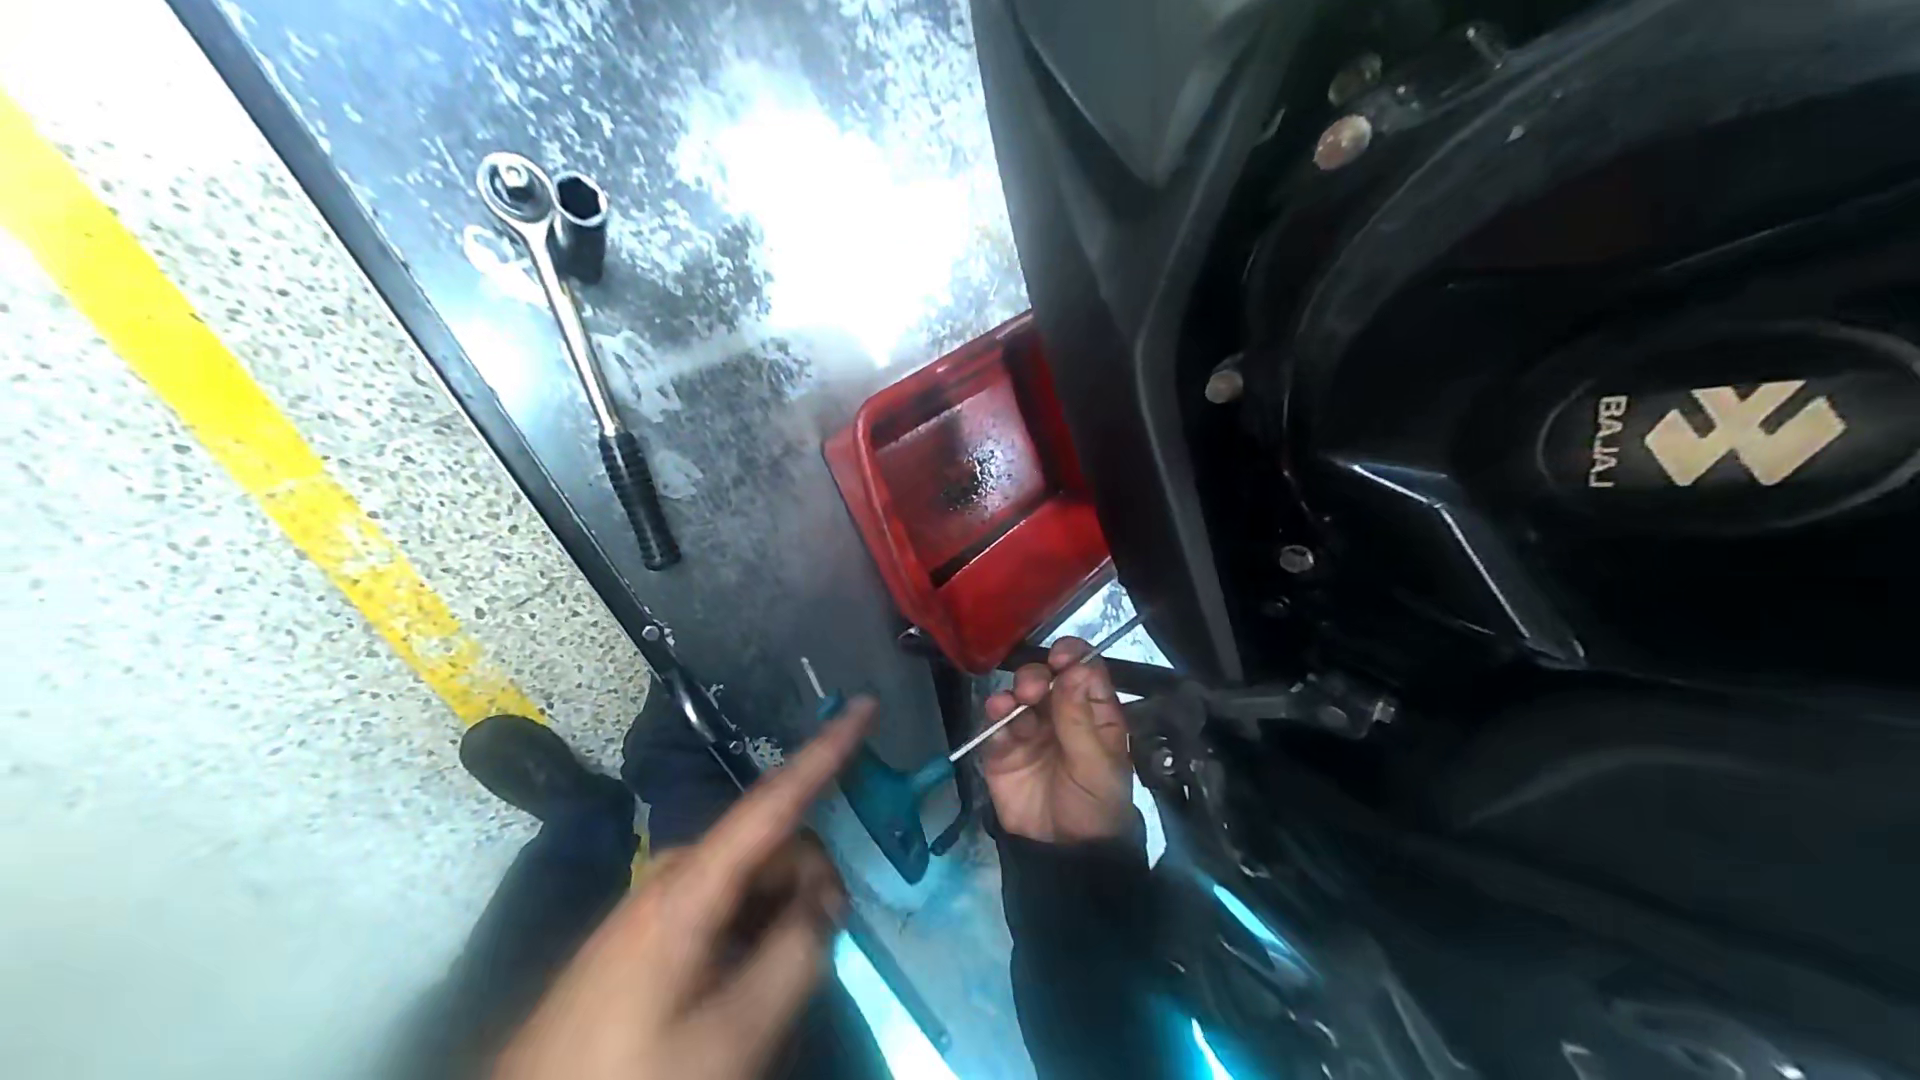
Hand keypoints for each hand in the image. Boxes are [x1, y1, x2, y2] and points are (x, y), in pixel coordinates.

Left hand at [492, 700, 874, 1079]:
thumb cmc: (636, 1078)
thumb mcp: (735, 1034)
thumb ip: (798, 954)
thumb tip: (825, 900)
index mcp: (693, 885)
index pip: (777, 799)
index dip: (828, 749)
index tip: (865, 705)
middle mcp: (677, 869)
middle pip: (774, 844)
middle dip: (812, 880)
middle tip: (822, 946)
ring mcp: (659, 893)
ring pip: (753, 874)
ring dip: (783, 909)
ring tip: (774, 979)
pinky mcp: (651, 921)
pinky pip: (727, 897)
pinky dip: (755, 922)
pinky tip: (745, 975)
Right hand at [980, 638, 1133, 843]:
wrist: (1061, 855)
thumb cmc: (1094, 805)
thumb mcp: (1097, 764)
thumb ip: (1080, 717)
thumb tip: (1077, 668)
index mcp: (1094, 714)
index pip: (1085, 673)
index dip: (1074, 658)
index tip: (1062, 653)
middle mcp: (1061, 714)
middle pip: (1048, 678)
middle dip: (1039, 674)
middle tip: (1034, 685)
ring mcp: (1030, 729)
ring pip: (1020, 695)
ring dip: (1017, 690)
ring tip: (1016, 700)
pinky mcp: (1003, 747)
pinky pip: (997, 723)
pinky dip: (996, 714)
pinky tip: (999, 713)